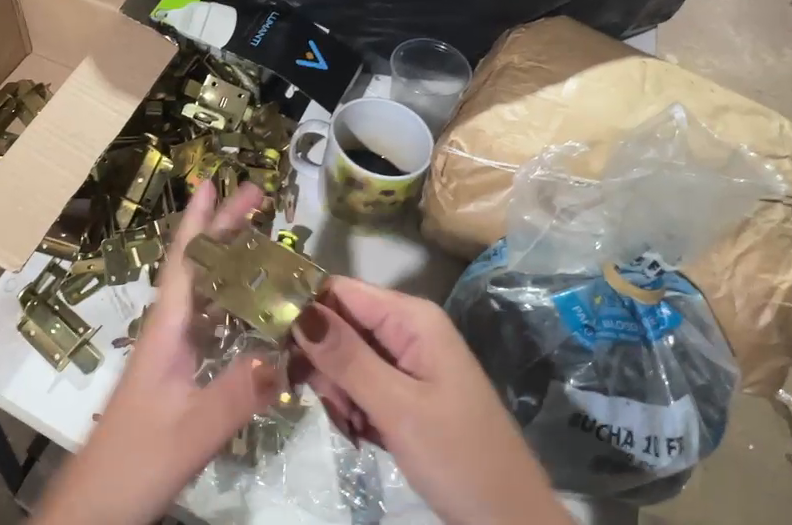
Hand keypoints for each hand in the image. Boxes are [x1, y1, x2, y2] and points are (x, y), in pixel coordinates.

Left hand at [31, 183, 279, 524]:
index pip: (184, 263)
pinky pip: (209, 326)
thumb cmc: (135, 460)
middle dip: (223, 229)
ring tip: (261, 238)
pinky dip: (233, 305)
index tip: (215, 183)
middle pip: (197, 268)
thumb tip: (285, 353)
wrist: (97, 502)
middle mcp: (167, 332)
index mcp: (165, 331)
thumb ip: (234, 395)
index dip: (200, 222)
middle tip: (256, 196)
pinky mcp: (177, 377)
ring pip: (203, 294)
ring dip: (229, 262)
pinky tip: (254, 311)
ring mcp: (170, 354)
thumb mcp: (189, 431)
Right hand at [292, 276, 571, 524]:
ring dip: (338, 391)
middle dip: (324, 363)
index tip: (279, 351)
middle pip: (338, 323)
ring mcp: (408, 359)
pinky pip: (361, 382)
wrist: (511, 523)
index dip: (304, 312)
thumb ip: (346, 357)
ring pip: (344, 356)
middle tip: (336, 407)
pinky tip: (364, 433)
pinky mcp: (407, 389)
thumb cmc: (459, 458)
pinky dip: (353, 406)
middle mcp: (408, 327)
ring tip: (356, 427)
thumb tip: (295, 309)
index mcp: (411, 317)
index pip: (338, 290)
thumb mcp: (398, 407)